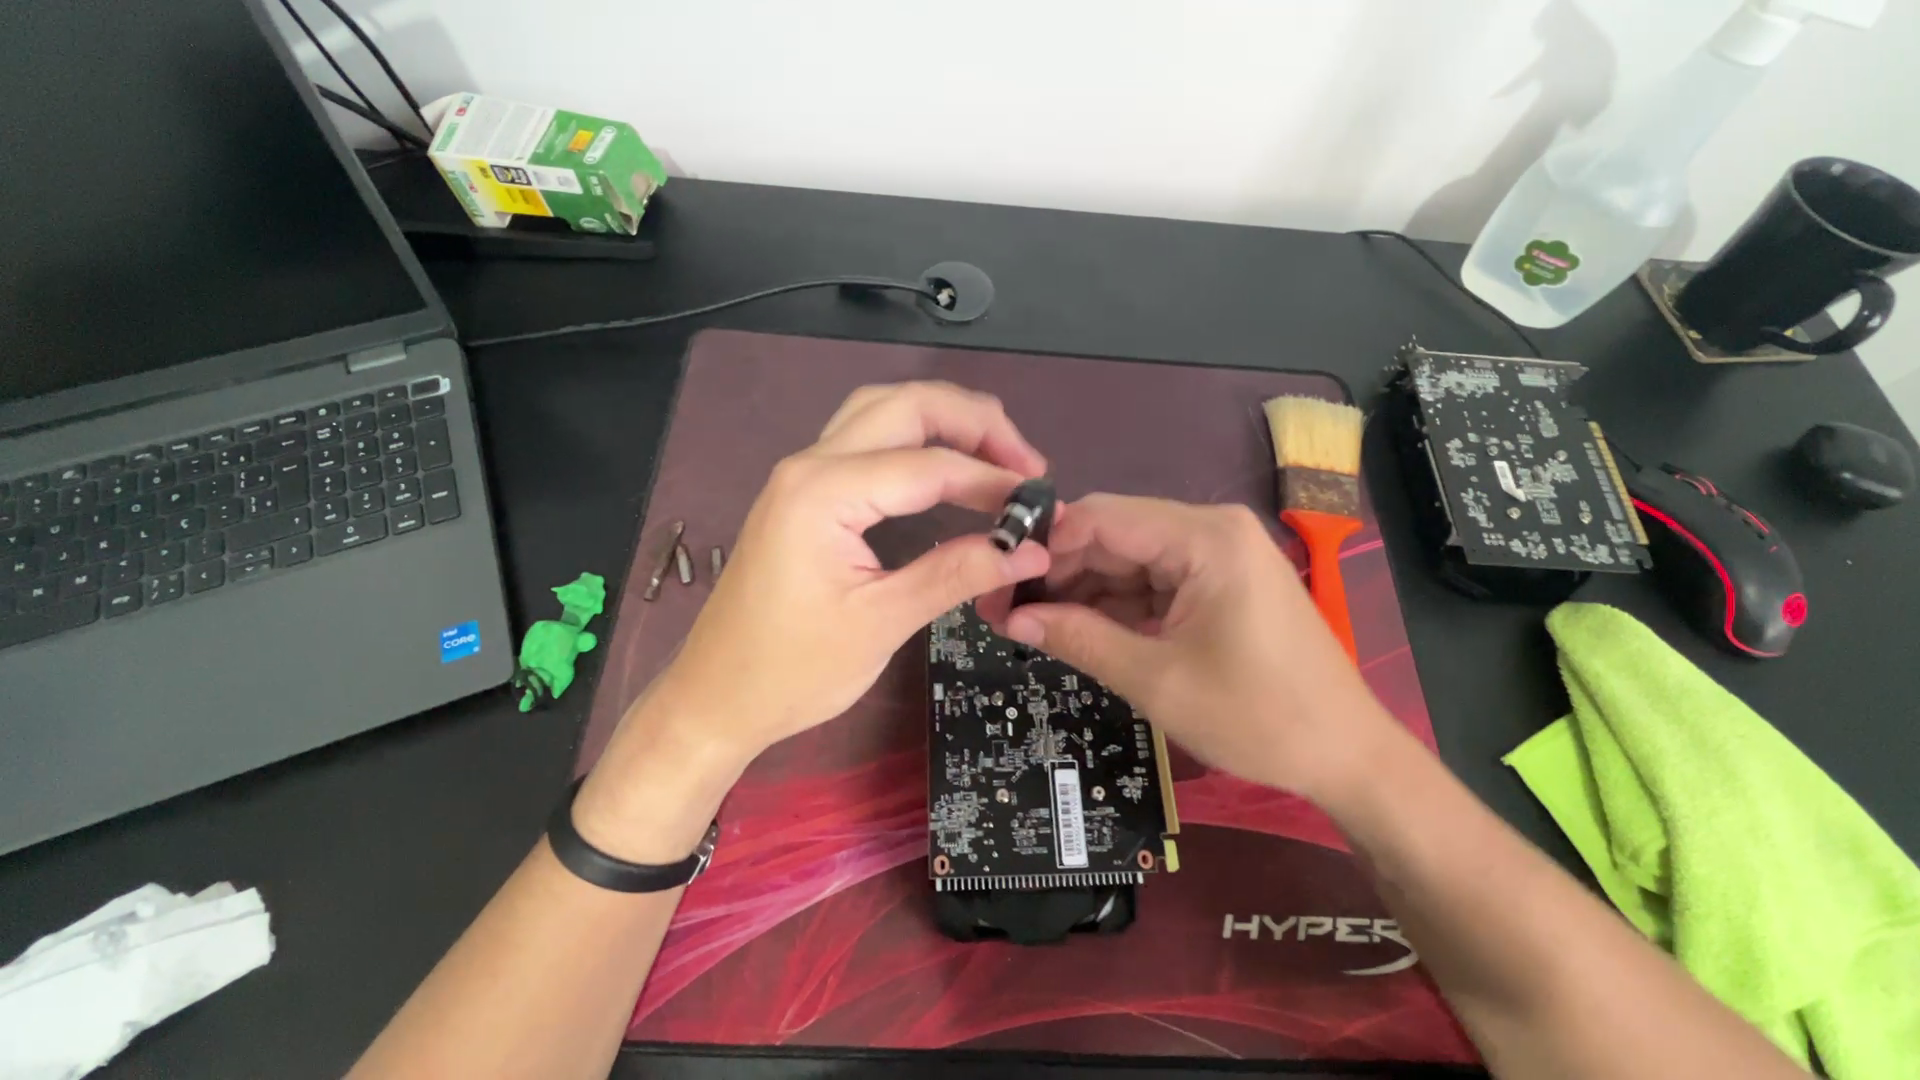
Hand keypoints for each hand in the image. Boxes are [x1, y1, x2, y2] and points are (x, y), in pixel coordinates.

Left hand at [575, 383, 1049, 859]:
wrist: (716, 698)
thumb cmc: (792, 670)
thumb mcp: (882, 623)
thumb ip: (957, 574)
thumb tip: (1032, 552)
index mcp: (824, 491)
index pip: (929, 465)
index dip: (993, 480)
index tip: (1042, 504)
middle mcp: (810, 465)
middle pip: (904, 406)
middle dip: (973, 422)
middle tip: (1026, 461)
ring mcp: (802, 476)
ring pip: (881, 414)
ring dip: (943, 422)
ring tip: (997, 456)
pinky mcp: (803, 495)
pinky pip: (865, 443)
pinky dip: (914, 444)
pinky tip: (945, 472)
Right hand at [982, 494, 1393, 801]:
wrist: (1347, 755)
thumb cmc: (1257, 716)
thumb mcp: (1155, 680)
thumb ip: (1078, 639)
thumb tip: (1009, 619)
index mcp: (1204, 537)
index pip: (1100, 518)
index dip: (1043, 547)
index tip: (998, 583)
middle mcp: (1211, 531)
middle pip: (1113, 536)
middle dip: (1058, 572)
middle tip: (1003, 612)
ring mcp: (1218, 557)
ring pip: (1128, 561)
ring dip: (1081, 592)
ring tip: (1026, 626)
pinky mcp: (1219, 586)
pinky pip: (1152, 584)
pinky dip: (1115, 607)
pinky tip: (1074, 630)